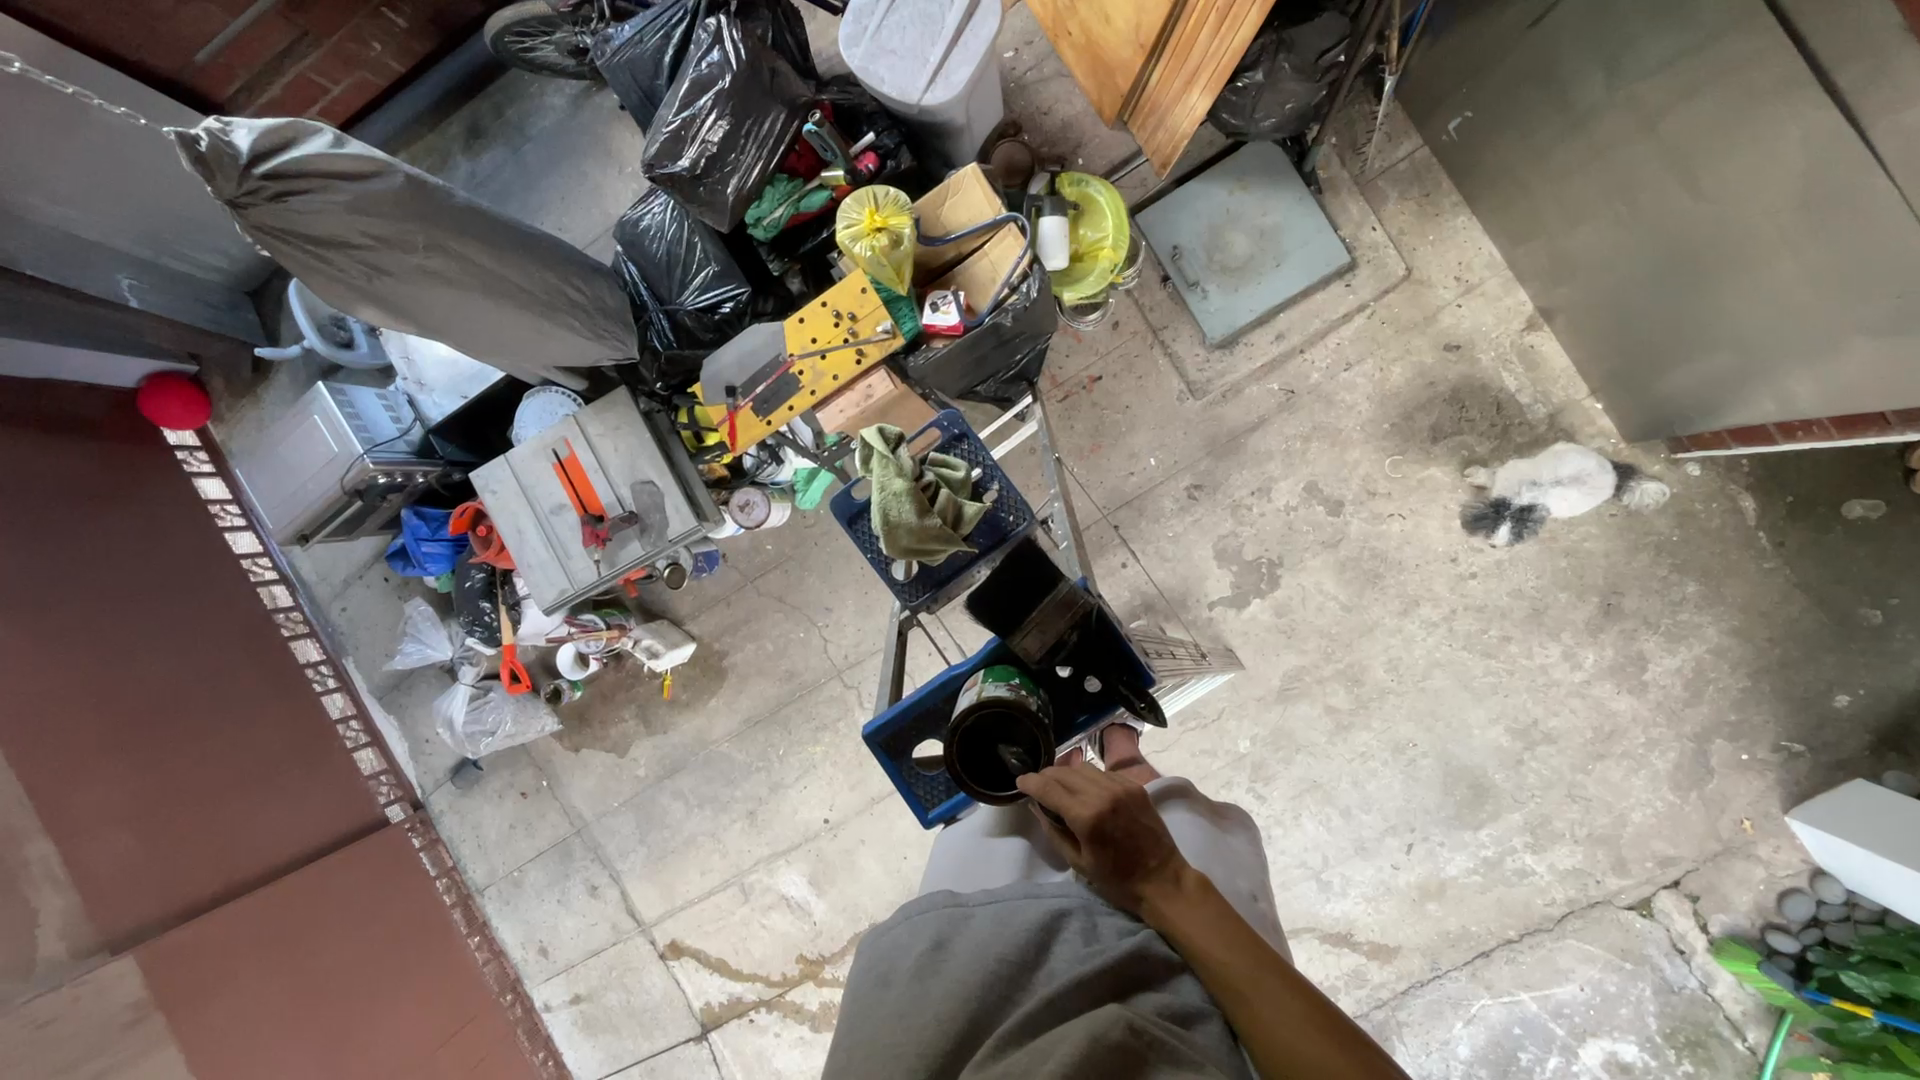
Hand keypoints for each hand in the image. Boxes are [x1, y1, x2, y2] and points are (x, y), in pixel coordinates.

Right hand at [1015, 761, 1192, 912]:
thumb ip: (1053, 830)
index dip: (1030, 782)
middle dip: (1046, 776)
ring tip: (1060, 787)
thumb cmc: (1118, 880)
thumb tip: (1036, 807)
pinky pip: (1103, 772)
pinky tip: (1086, 790)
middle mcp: (1103, 793)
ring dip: (1066, 774)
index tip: (1020, 781)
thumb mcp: (1078, 862)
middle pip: (1064, 772)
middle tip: (1037, 786)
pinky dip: (1088, 777)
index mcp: (1087, 816)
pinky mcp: (1135, 786)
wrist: (1163, 880)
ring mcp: (1121, 787)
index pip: (1048, 788)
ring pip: (1083, 767)